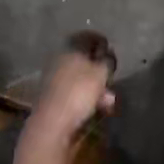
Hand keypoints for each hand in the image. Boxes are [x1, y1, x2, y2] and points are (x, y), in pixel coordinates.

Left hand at [26, 32, 116, 147]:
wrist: (50, 126)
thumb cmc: (79, 92)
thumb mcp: (102, 72)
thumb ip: (108, 60)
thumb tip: (107, 55)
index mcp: (70, 47)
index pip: (90, 37)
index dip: (103, 44)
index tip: (112, 57)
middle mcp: (60, 59)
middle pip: (85, 58)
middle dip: (101, 69)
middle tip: (111, 79)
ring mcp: (53, 78)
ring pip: (81, 76)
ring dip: (96, 86)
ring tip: (108, 101)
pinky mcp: (51, 97)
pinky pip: (73, 90)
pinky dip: (86, 96)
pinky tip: (97, 107)